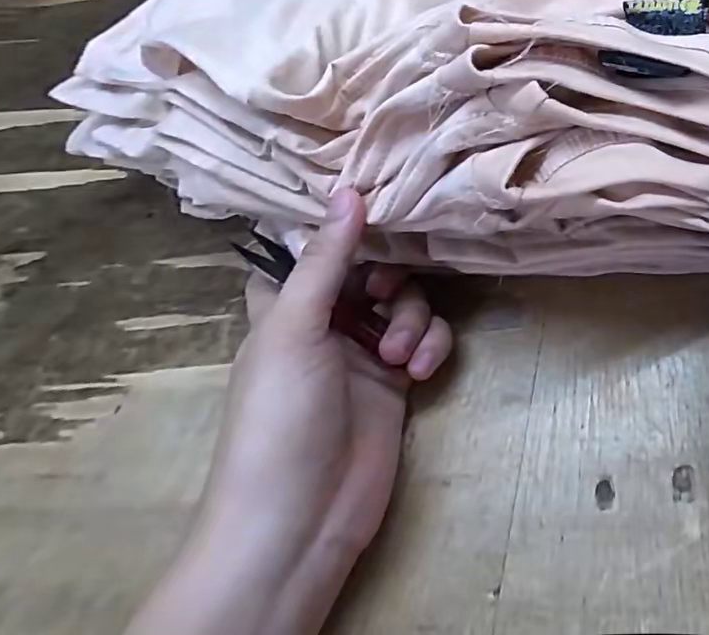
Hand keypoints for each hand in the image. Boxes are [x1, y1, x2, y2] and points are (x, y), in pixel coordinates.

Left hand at [126, 190, 454, 634]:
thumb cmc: (279, 414)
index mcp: (287, 304)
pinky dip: (429, 346)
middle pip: (372, 268)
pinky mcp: (398, 379)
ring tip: (397, 354)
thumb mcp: (295, 328)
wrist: (301, 520)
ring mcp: (365, 349)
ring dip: (412, 318)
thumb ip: (326, 259)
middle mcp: (327, 319)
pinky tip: (419, 370)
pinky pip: (426, 338)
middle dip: (389, 276)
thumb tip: (349, 189)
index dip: (336, 227)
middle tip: (386, 292)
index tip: (371, 204)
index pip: (309, 248)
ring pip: (406, 301)